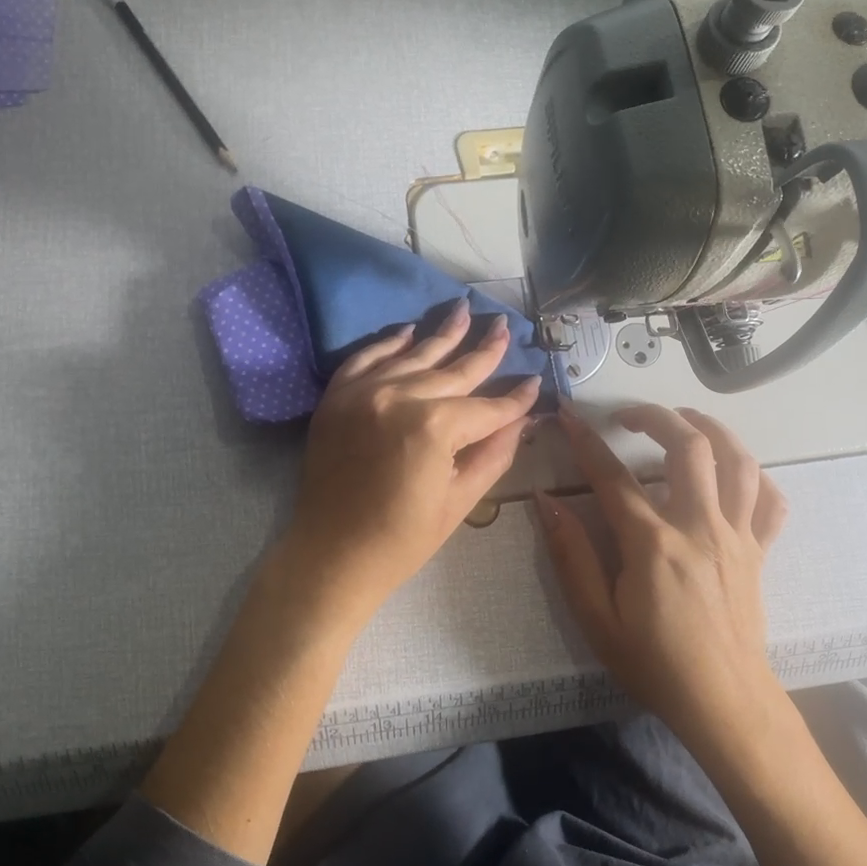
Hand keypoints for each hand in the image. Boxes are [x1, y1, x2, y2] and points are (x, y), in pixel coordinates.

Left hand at [280, 299, 539, 625]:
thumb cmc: (402, 540)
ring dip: (442, 334)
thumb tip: (520, 417)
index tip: (535, 381)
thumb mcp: (460, 501)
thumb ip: (494, 452)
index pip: (488, 406)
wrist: (331, 556)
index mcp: (436, 426)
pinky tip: (409, 332)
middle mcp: (400, 396)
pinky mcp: (337, 396)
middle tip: (506, 326)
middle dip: (485, 350)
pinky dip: (389, 343)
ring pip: (413, 354)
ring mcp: (364, 392)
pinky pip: (367, 358)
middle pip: (454, 369)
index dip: (515, 398)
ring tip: (464, 309)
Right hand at [536, 404, 787, 739]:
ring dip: (711, 429)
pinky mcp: (759, 552)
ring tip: (685, 420)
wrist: (723, 703)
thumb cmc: (653, 663)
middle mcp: (699, 526)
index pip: (613, 476)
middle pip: (689, 446)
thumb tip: (547, 503)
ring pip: (738, 461)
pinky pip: (770, 500)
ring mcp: (736, 537)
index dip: (586, 440)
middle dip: (656, 416)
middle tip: (628, 416)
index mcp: (653, 543)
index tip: (567, 414)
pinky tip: (734, 471)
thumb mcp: (596, 618)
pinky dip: (755, 475)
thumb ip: (572, 556)